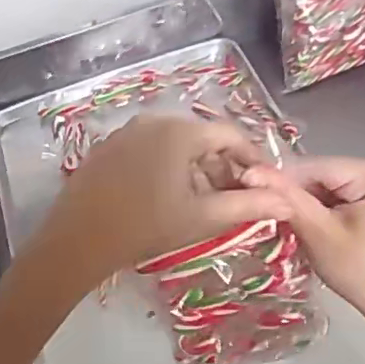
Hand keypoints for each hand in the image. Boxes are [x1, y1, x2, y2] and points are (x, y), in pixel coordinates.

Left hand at [39, 116, 291, 284]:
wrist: (77, 242)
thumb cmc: (144, 229)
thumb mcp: (200, 218)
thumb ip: (247, 206)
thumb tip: (287, 202)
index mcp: (180, 131)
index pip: (232, 136)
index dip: (253, 160)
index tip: (263, 185)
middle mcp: (153, 121)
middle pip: (201, 139)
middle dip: (222, 168)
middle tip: (232, 200)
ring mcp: (125, 133)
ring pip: (173, 146)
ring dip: (194, 171)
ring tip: (199, 204)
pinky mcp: (105, 149)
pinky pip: (147, 152)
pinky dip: (165, 170)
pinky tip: (164, 199)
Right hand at [241, 157, 364, 334]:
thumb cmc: (361, 272)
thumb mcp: (319, 234)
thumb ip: (287, 200)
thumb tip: (249, 172)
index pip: (316, 166)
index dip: (280, 183)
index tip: (252, 199)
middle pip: (326, 175)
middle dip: (299, 197)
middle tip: (274, 222)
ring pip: (333, 185)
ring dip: (310, 205)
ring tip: (293, 228)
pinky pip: (346, 194)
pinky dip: (327, 210)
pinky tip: (317, 228)